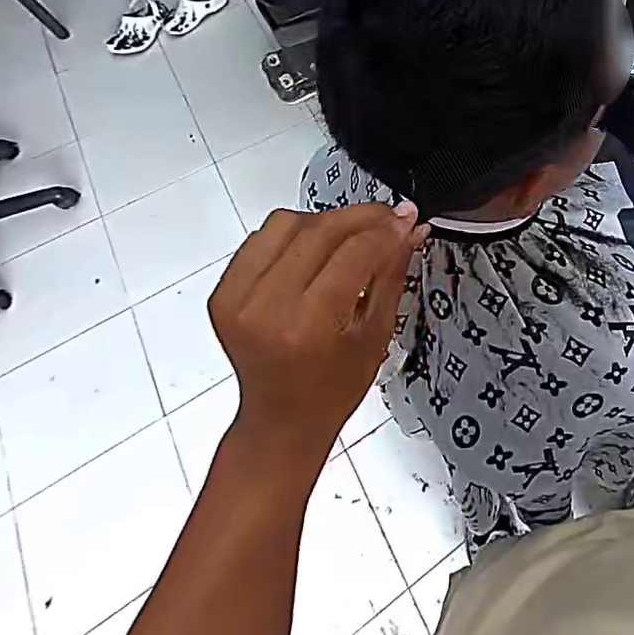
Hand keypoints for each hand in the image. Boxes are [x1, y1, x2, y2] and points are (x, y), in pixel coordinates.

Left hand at [208, 204, 427, 463]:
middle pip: (321, 230)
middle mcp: (265, 309)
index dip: (388, 229)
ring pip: (288, 224)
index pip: (355, 251)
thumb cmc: (330, 388)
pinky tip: (317, 248)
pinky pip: (261, 238)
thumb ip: (392, 273)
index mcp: (308, 326)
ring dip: (328, 221)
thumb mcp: (377, 331)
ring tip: (352, 236)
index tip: (408, 221)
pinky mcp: (223, 292)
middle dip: (364, 217)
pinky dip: (294, 234)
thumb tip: (410, 231)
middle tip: (390, 218)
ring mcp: (237, 299)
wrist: (283, 417)